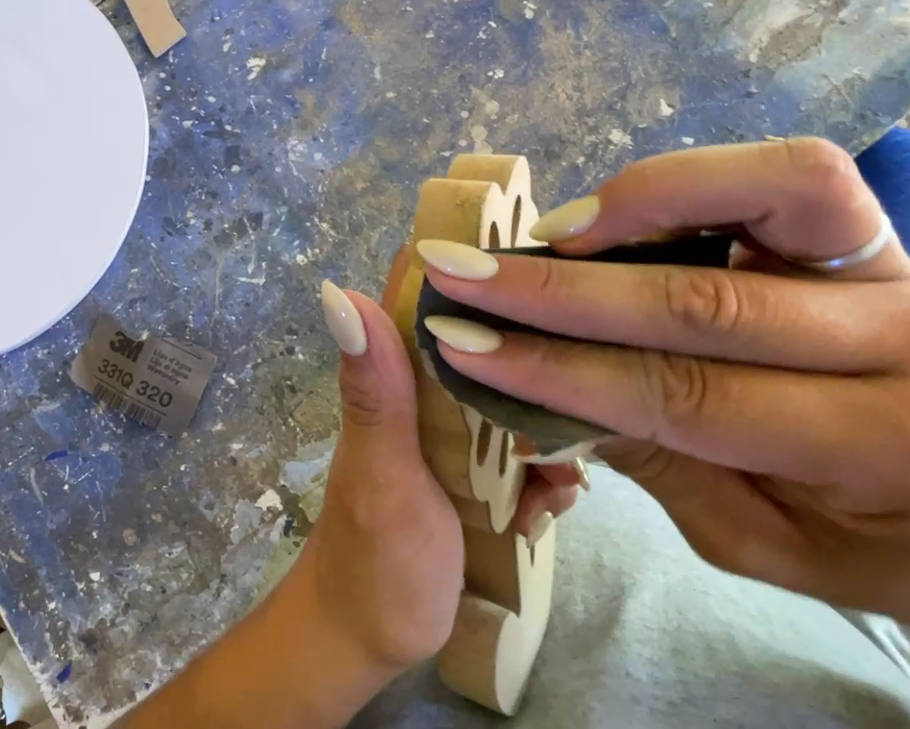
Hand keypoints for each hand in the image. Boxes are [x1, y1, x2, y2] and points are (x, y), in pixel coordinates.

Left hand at [298, 284, 581, 673]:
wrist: (370, 637)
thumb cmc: (372, 560)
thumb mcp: (380, 474)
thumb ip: (374, 392)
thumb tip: (340, 291)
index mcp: (395, 377)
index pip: (428, 296)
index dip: (481, 273)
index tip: (550, 278)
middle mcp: (425, 392)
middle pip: (495, 346)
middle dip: (543, 374)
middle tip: (569, 428)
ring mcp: (453, 433)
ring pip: (520, 401)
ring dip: (550, 437)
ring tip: (553, 488)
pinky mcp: (477, 473)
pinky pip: (527, 453)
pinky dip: (544, 477)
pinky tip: (546, 511)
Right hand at [413, 138, 909, 630]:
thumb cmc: (851, 542)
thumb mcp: (743, 538)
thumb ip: (645, 450)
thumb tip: (524, 373)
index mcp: (894, 452)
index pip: (683, 395)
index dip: (556, 367)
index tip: (461, 345)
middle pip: (703, 300)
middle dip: (557, 288)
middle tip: (458, 273)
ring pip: (778, 188)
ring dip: (635, 205)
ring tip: (543, 236)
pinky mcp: (883, 234)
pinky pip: (786, 175)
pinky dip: (686, 181)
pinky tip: (609, 214)